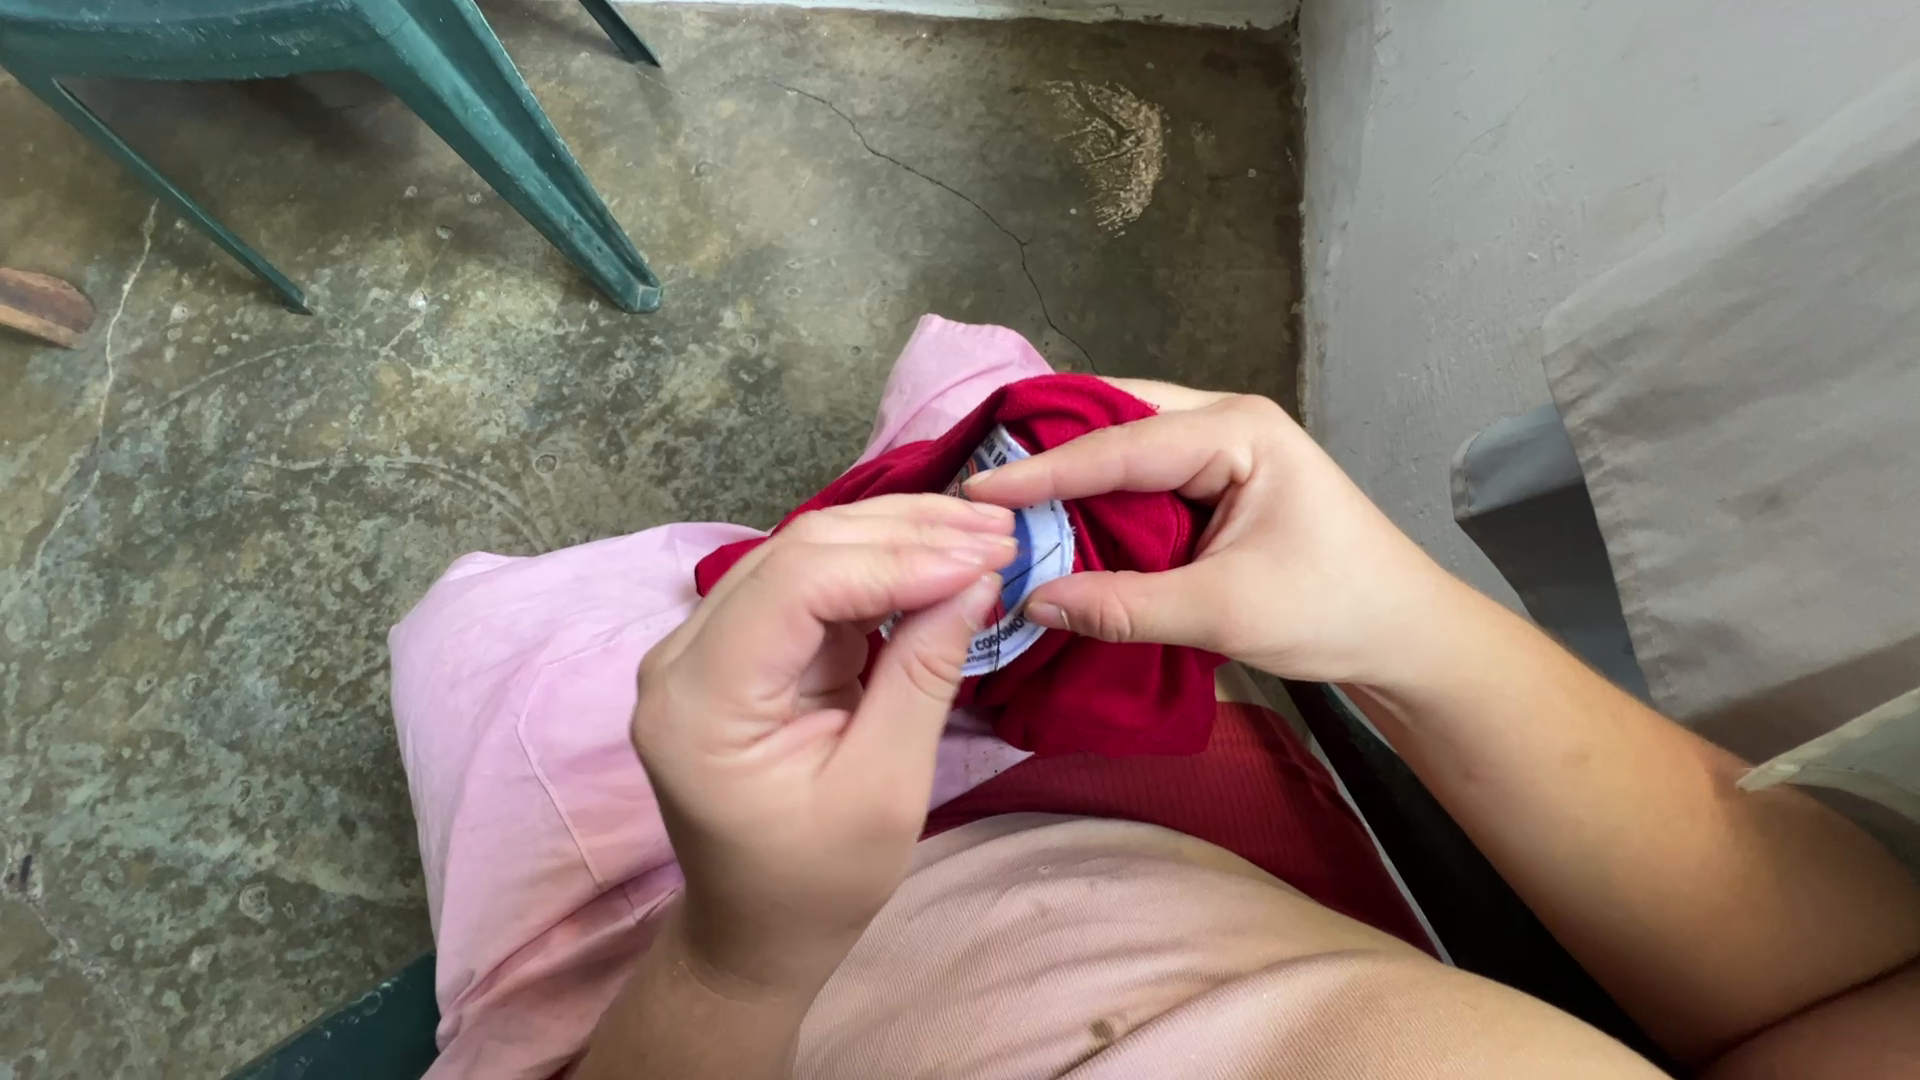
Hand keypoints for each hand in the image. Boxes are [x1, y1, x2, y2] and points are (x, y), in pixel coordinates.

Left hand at [631, 494, 1013, 993]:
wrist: (760, 923)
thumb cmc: (818, 881)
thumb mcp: (886, 790)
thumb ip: (925, 674)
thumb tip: (977, 579)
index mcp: (700, 704)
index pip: (796, 587)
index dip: (895, 561)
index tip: (984, 561)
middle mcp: (685, 654)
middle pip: (800, 552)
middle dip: (907, 534)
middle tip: (998, 534)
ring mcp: (708, 639)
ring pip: (810, 550)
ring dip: (900, 535)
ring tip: (982, 532)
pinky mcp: (745, 639)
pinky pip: (817, 577)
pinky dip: (885, 561)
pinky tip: (941, 553)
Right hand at [962, 379, 1465, 689]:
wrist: (1402, 635)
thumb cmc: (1333, 609)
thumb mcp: (1226, 611)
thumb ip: (1124, 606)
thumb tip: (1031, 600)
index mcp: (1237, 431)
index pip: (1120, 445)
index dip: (1044, 470)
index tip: (979, 491)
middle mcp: (1221, 422)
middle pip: (1113, 421)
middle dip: (1046, 449)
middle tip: (981, 480)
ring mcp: (1214, 449)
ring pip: (1119, 446)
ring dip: (1065, 474)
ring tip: (1003, 498)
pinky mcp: (1207, 482)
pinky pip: (1133, 479)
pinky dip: (1091, 497)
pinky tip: (1054, 518)